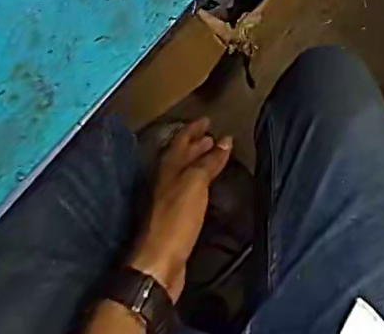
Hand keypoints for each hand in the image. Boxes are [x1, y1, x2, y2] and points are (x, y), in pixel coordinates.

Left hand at [127, 118, 231, 299]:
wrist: (159, 263)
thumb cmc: (176, 217)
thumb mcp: (195, 183)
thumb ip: (209, 161)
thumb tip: (224, 140)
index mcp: (168, 166)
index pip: (181, 139)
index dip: (194, 128)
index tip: (207, 119)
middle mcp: (166, 178)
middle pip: (182, 155)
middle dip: (197, 144)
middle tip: (213, 135)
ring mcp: (168, 198)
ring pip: (185, 172)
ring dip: (199, 162)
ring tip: (215, 156)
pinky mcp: (174, 217)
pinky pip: (189, 189)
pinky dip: (199, 181)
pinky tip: (208, 186)